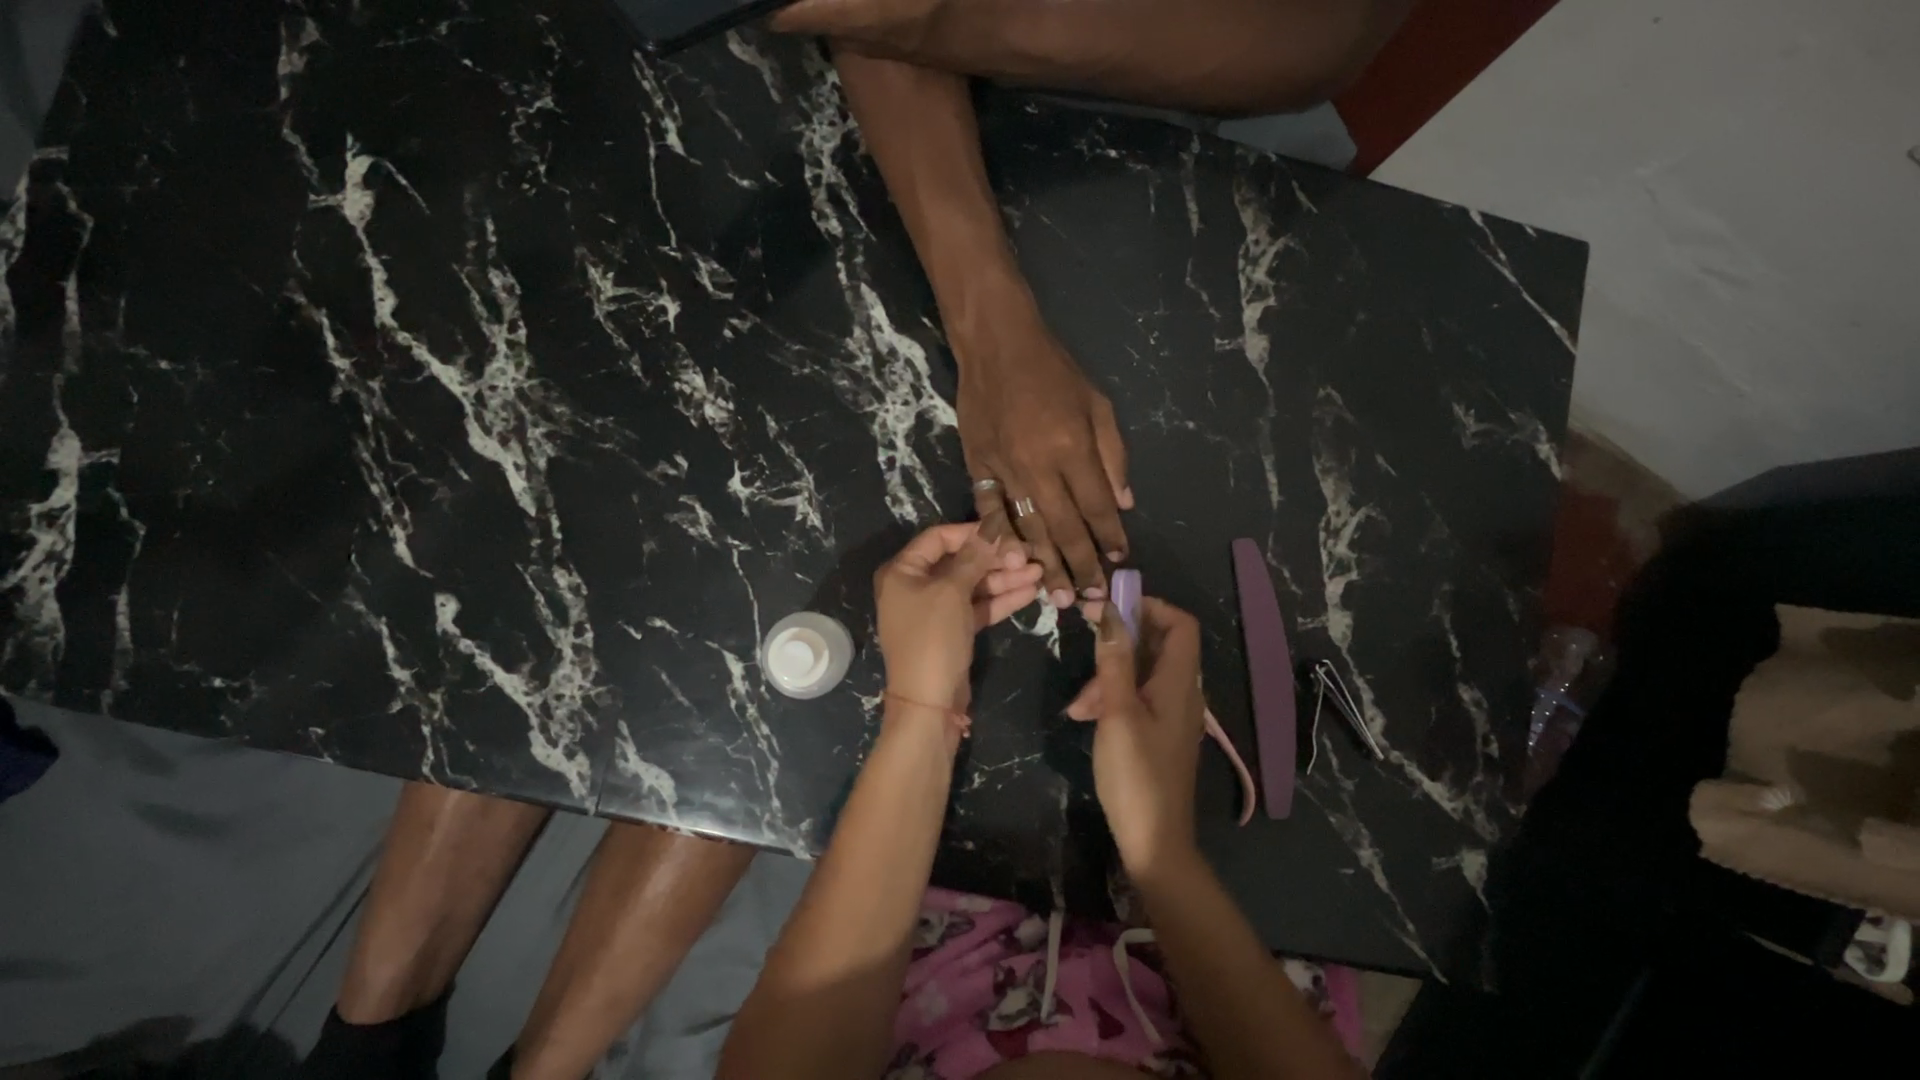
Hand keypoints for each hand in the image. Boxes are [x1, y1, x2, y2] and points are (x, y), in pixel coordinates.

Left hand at [874, 523, 1043, 708]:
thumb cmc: (932, 637)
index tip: (1004, 532)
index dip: (971, 533)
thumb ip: (973, 558)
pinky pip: (976, 607)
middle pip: (959, 562)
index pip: (938, 538)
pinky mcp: (951, 631)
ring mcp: (934, 611)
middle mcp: (915, 587)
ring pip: (972, 586)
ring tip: (1040, 572)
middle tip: (1029, 555)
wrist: (929, 701)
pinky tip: (1030, 592)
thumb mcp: (952, 591)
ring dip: (1004, 578)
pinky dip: (1000, 600)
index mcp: (902, 571)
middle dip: (995, 558)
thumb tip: (991, 531)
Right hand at [954, 303, 1131, 609]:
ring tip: (1058, 598)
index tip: (1120, 562)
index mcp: (1073, 448)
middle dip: (1081, 567)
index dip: (1111, 538)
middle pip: (1065, 529)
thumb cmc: (1054, 371)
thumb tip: (1123, 504)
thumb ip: (1112, 456)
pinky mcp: (978, 469)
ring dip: (1046, 566)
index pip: (1097, 507)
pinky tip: (1012, 564)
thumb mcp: (1098, 404)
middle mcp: (1039, 467)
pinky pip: (991, 513)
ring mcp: (1005, 471)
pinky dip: (1002, 540)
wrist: (996, 345)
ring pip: (1029, 529)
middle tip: (1091, 601)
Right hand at [1066, 598, 1204, 874]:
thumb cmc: (1135, 774)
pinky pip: (1139, 699)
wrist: (1154, 839)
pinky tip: (1086, 719)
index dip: (1149, 608)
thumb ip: (1115, 661)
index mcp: (1179, 683)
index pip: (1180, 624)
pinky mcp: (1160, 734)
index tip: (1109, 610)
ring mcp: (1173, 715)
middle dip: (1117, 647)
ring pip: (1141, 674)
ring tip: (1078, 706)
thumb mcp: (1117, 712)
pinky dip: (1113, 700)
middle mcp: (1183, 693)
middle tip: (1085, 656)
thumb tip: (1111, 612)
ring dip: (1108, 678)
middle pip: (1156, 646)